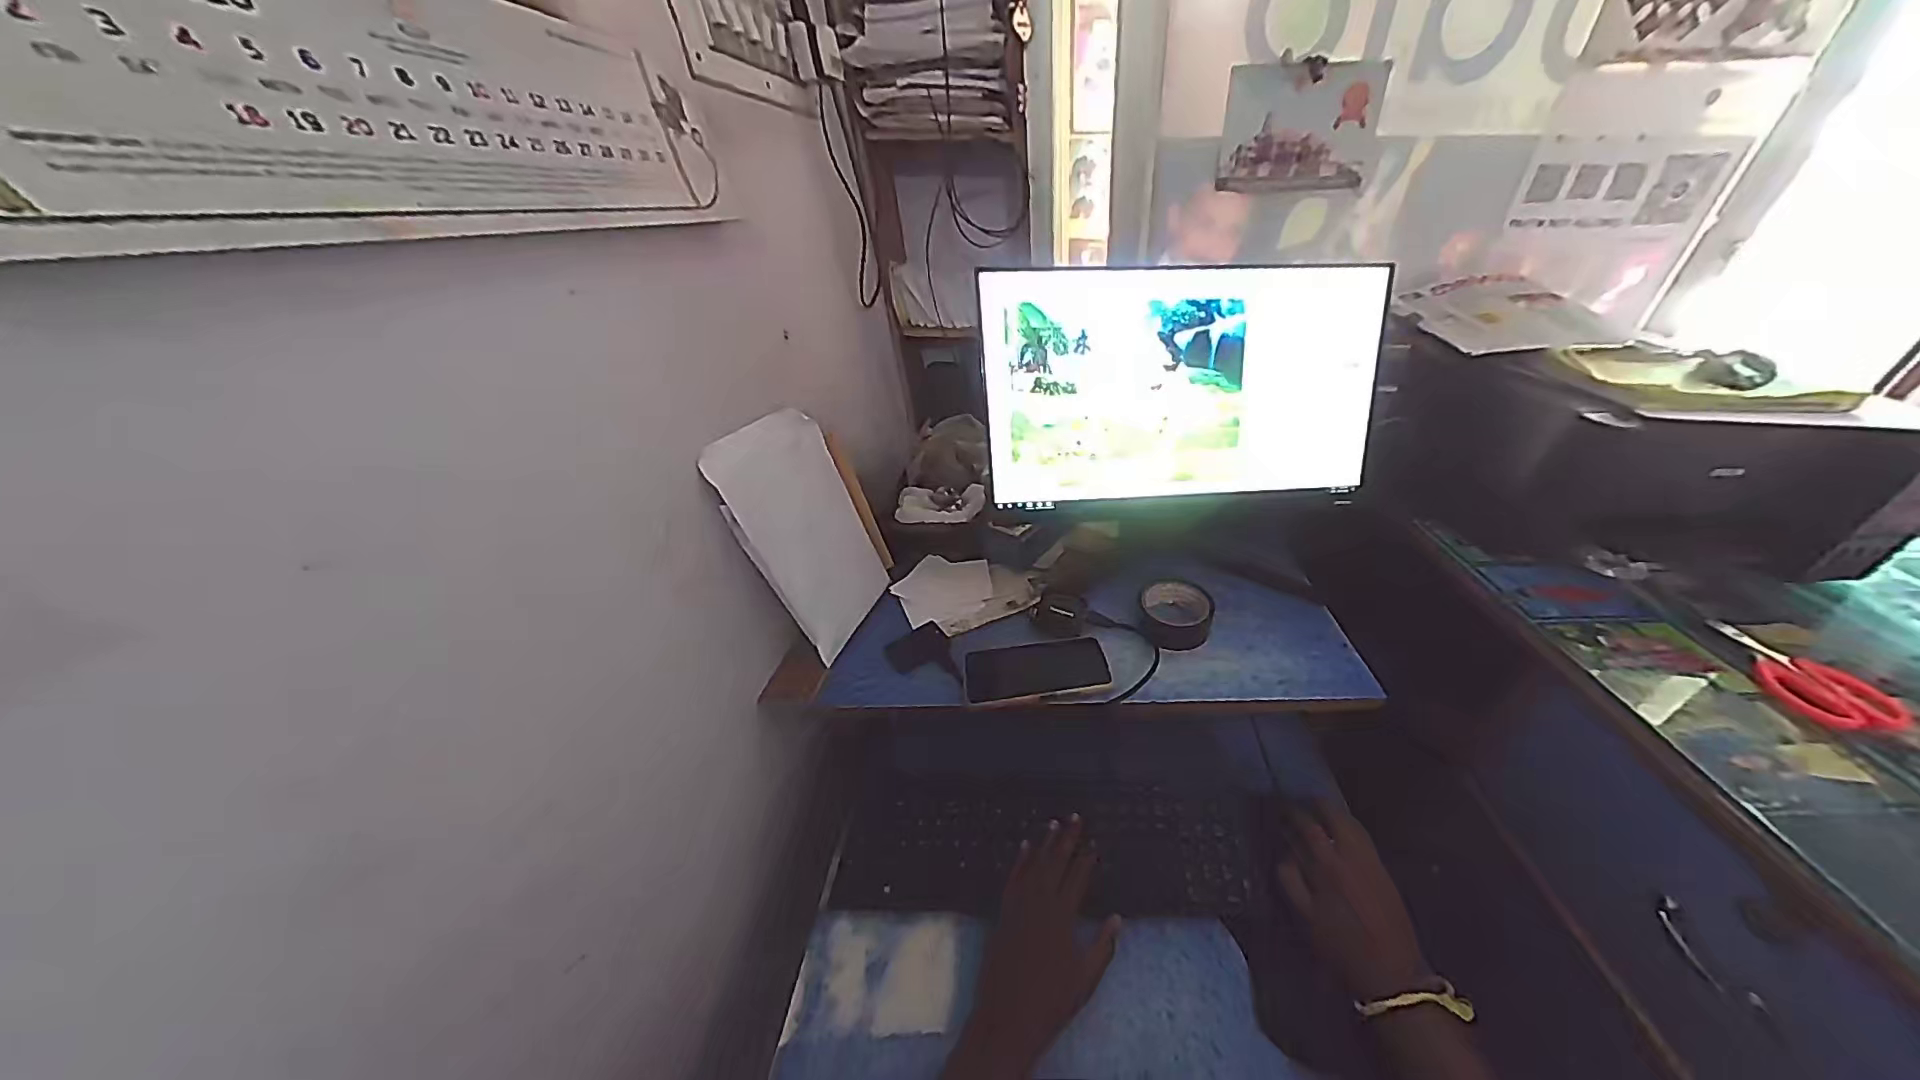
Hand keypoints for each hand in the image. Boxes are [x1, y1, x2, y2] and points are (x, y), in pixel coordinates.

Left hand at [942, 816, 1120, 1079]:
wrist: (1007, 1017)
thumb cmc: (1051, 1001)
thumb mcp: (1085, 978)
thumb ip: (1103, 946)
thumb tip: (1117, 918)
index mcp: (1063, 917)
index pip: (1078, 879)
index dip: (1087, 860)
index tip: (1094, 843)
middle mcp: (1040, 903)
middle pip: (1056, 863)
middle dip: (1068, 840)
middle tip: (1076, 817)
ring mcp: (1019, 905)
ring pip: (1034, 865)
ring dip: (1045, 843)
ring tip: (1055, 823)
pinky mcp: (1003, 912)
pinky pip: (1013, 878)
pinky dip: (1020, 860)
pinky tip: (1024, 846)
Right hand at [1277, 800, 1429, 1001]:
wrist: (1392, 973)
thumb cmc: (1342, 948)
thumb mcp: (1306, 917)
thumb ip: (1292, 882)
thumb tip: (1285, 855)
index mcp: (1327, 867)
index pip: (1307, 827)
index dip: (1292, 813)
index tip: (1280, 805)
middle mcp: (1350, 858)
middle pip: (1333, 818)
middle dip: (1316, 805)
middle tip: (1302, 800)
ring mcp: (1372, 863)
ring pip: (1353, 825)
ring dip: (1336, 813)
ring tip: (1321, 808)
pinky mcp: (1385, 872)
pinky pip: (1365, 839)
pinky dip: (1351, 826)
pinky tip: (1344, 830)